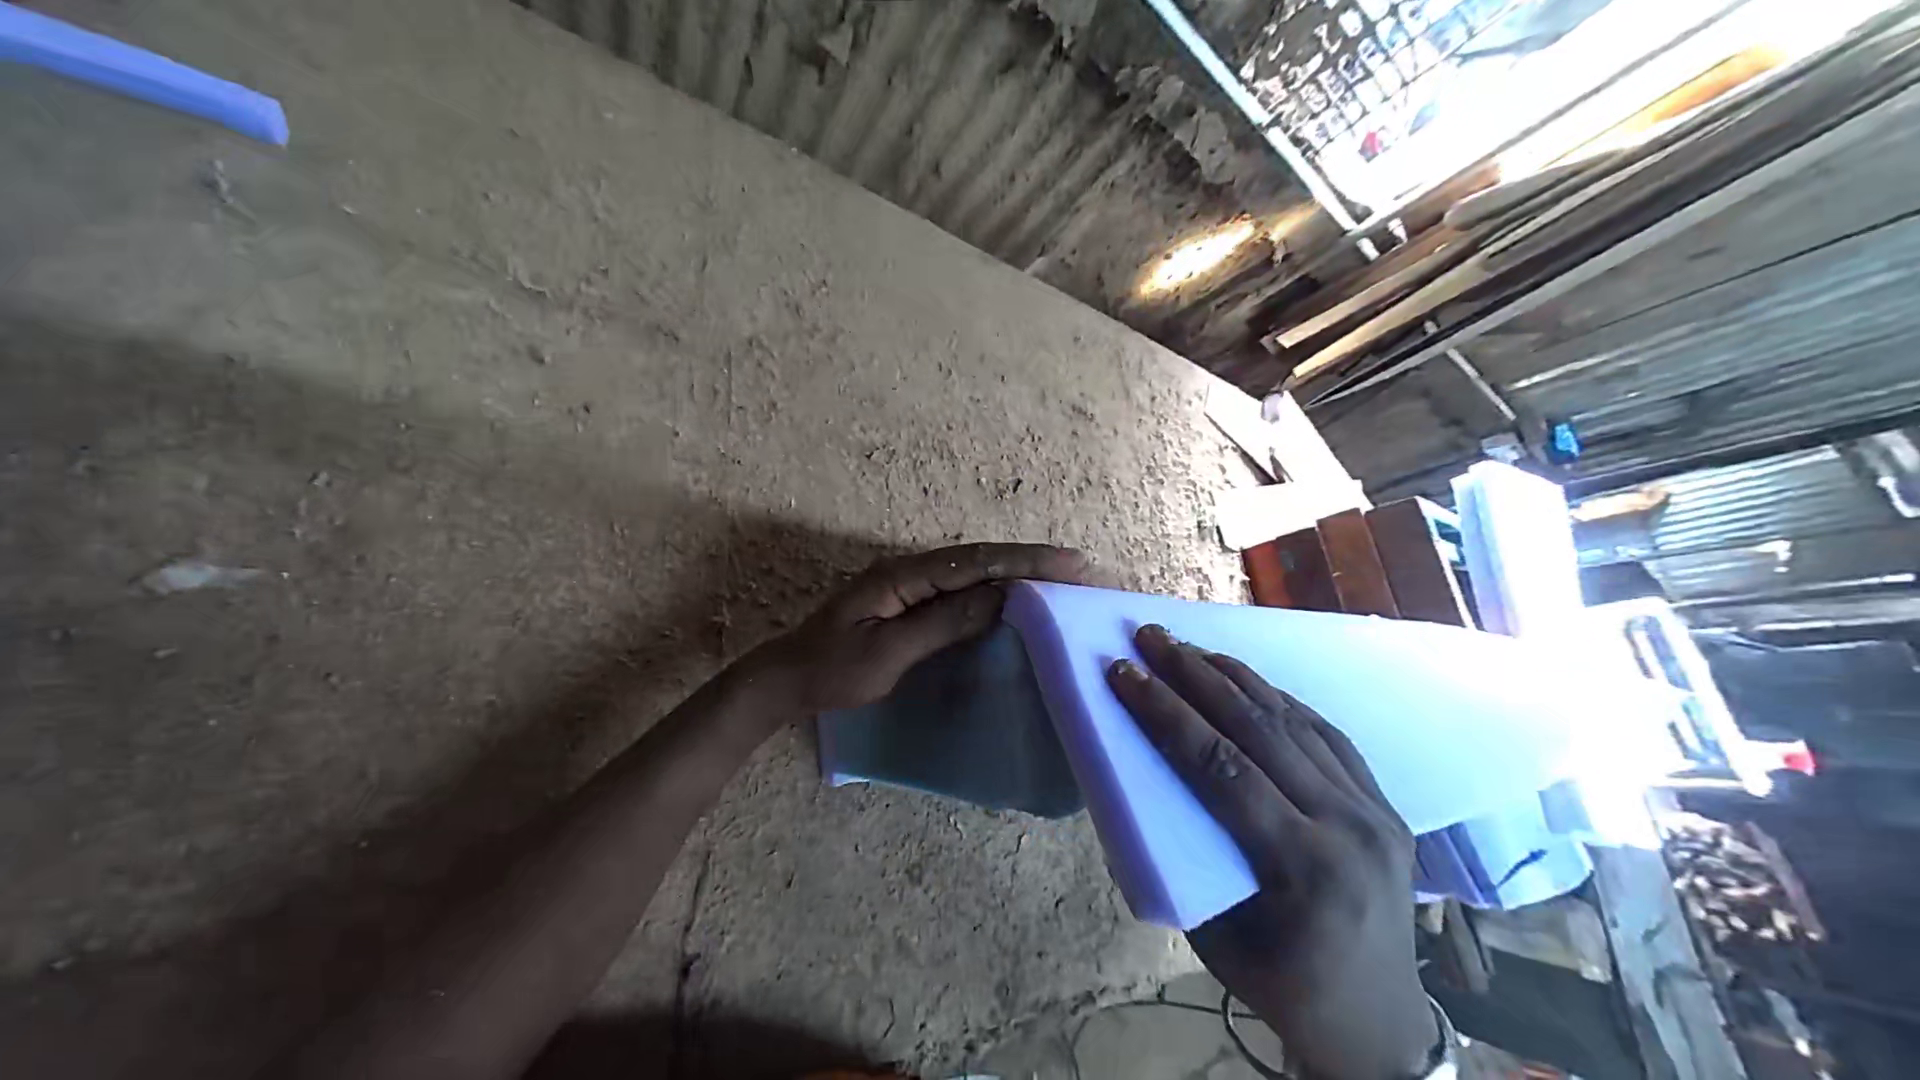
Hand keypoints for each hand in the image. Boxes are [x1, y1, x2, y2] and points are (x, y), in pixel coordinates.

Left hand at [746, 542, 1093, 713]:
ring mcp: (908, 584)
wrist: (786, 679)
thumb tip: (1000, 598)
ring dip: (1015, 572)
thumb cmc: (832, 671)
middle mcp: (909, 570)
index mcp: (903, 576)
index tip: (1070, 563)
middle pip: (979, 559)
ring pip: (972, 571)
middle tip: (1080, 566)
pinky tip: (1015, 597)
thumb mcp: (886, 653)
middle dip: (1030, 561)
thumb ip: (941, 623)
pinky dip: (993, 588)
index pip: (975, 563)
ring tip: (1060, 576)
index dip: (1025, 562)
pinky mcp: (908, 602)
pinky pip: (959, 589)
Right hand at [1107, 625, 1435, 1079]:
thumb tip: (1139, 783)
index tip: (1124, 673)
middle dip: (1194, 676)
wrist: (1379, 1024)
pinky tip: (1243, 679)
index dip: (1166, 713)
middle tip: (1150, 637)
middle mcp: (1349, 826)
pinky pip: (1324, 733)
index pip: (1222, 766)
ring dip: (1233, 677)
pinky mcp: (1383, 803)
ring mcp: (1375, 810)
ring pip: (1294, 721)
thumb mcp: (1212, 932)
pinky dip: (1276, 698)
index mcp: (1304, 866)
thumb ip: (1181, 852)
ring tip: (1188, 646)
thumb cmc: (1280, 982)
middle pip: (1258, 729)